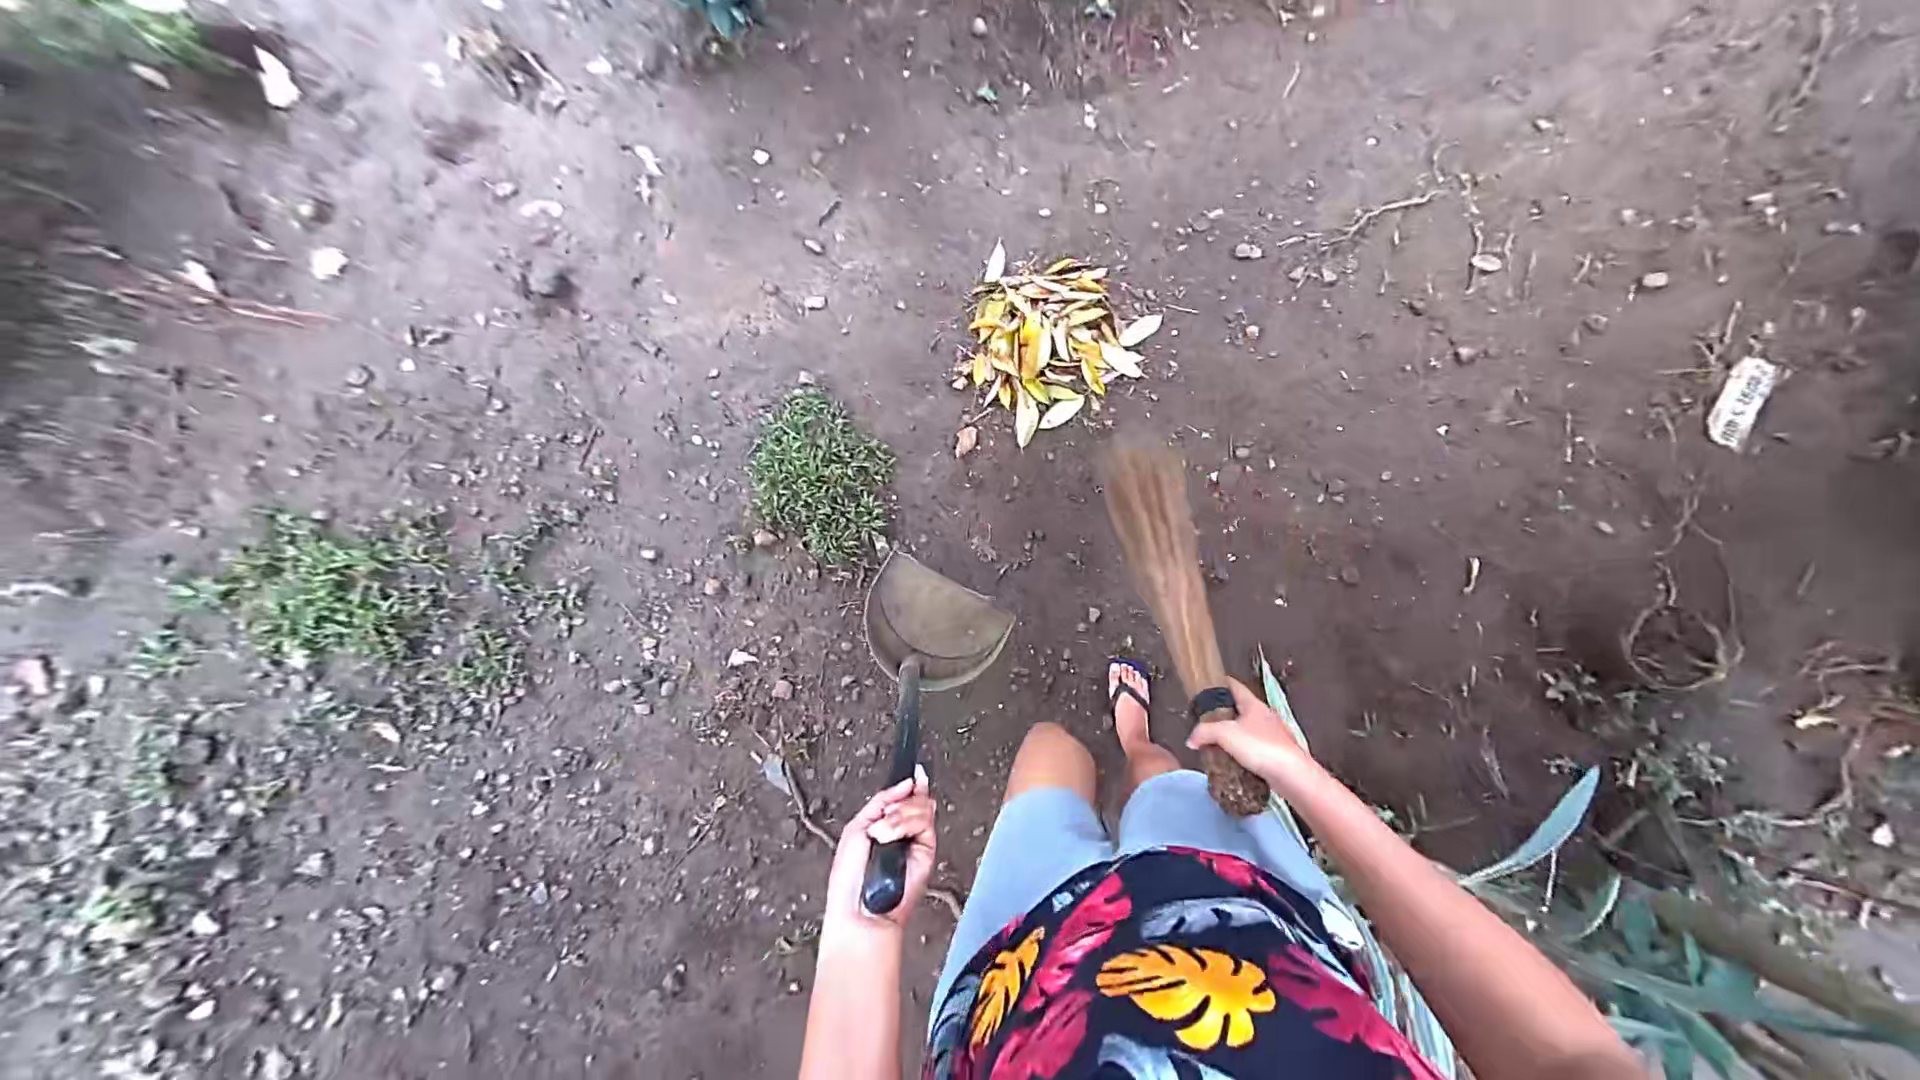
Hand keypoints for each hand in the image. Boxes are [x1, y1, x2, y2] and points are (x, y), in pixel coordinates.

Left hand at [821, 766, 936, 939]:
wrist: (859, 910)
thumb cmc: (850, 879)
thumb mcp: (857, 827)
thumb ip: (882, 801)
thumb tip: (908, 784)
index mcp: (886, 824)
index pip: (906, 797)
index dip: (912, 783)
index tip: (916, 773)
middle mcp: (905, 831)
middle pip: (916, 797)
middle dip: (899, 803)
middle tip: (883, 820)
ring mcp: (917, 840)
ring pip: (921, 807)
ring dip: (898, 816)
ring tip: (882, 834)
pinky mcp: (927, 851)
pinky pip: (924, 822)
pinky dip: (904, 823)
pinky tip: (891, 835)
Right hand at [1187, 677, 1320, 792]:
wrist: (1293, 776)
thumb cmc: (1261, 747)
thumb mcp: (1224, 734)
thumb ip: (1204, 732)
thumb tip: (1191, 739)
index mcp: (1254, 705)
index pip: (1234, 686)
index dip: (1220, 683)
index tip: (1208, 685)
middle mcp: (1265, 716)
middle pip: (1241, 708)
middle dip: (1224, 712)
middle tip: (1207, 719)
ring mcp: (1274, 735)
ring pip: (1248, 728)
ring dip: (1234, 733)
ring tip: (1217, 742)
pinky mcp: (1277, 753)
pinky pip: (1255, 747)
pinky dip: (1243, 750)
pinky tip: (1234, 759)